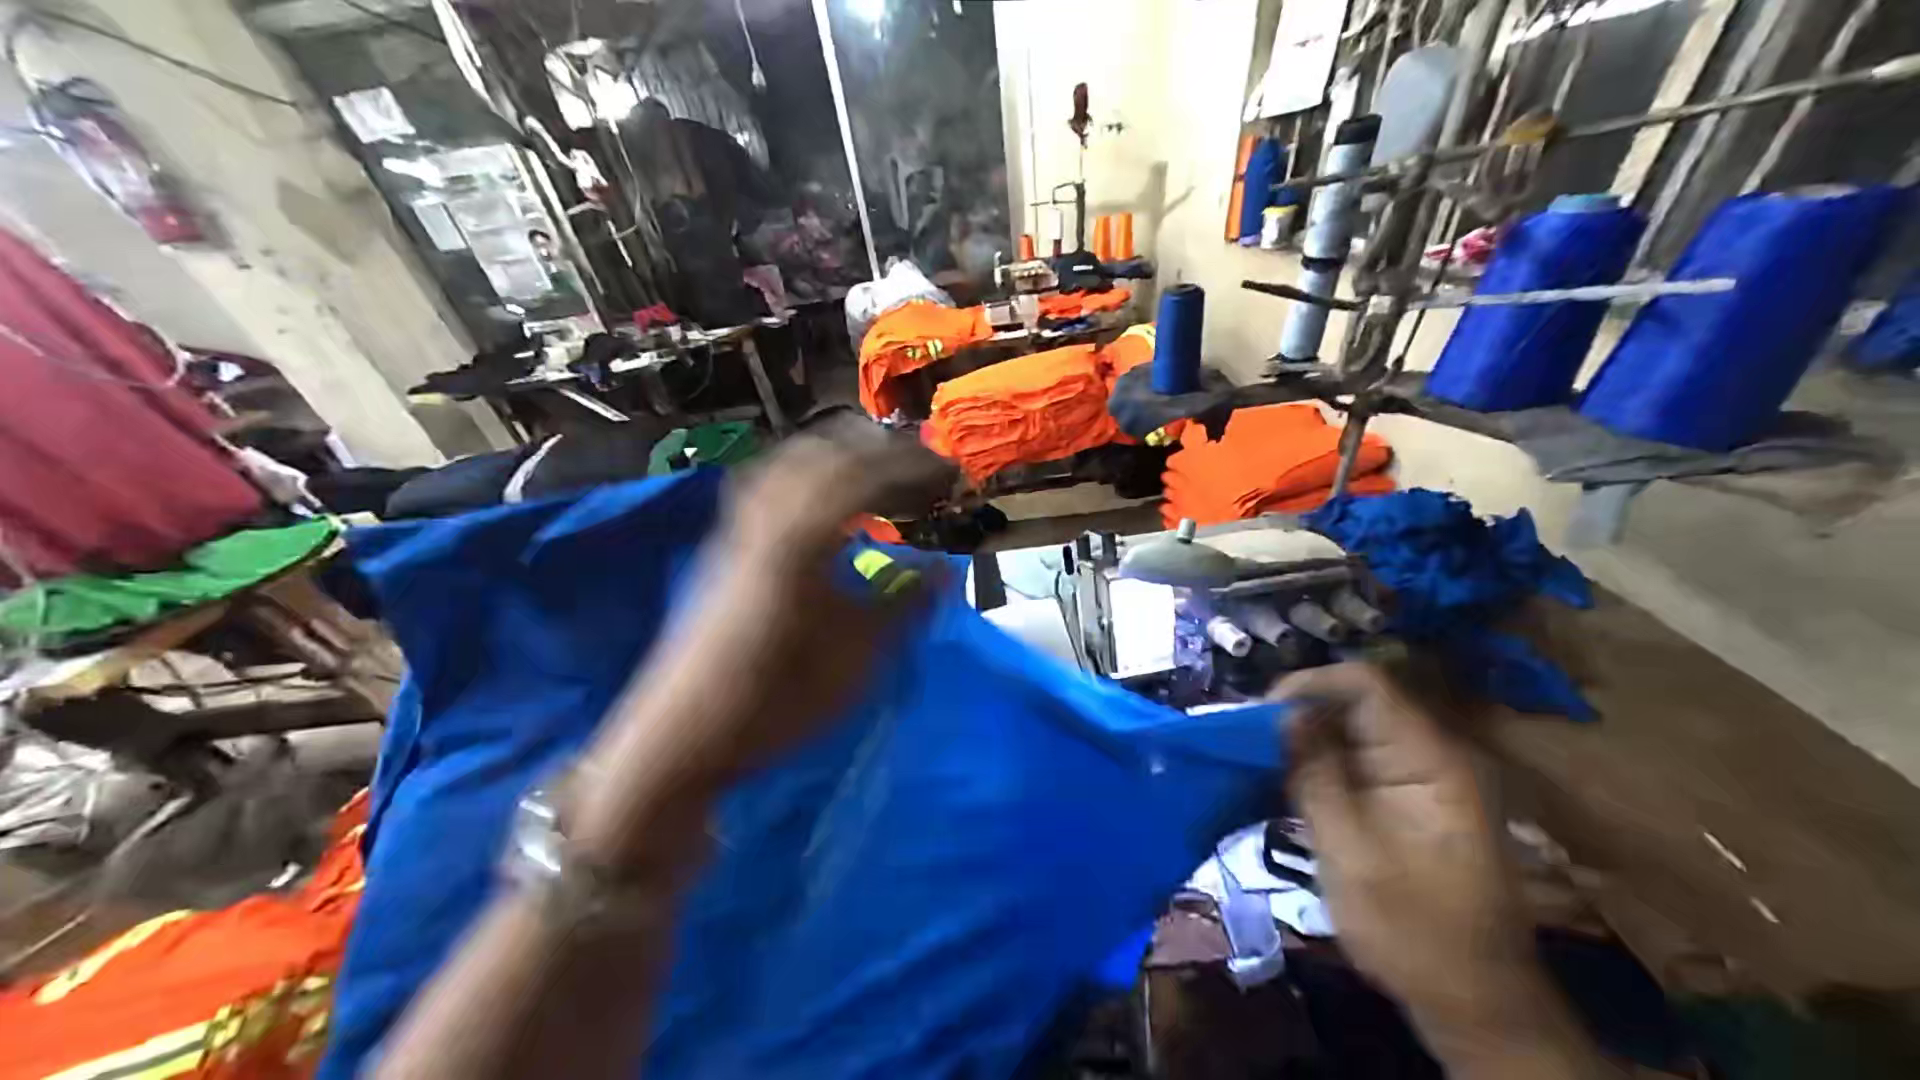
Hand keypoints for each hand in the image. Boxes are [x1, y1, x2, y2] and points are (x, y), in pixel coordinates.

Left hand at [658, 419, 958, 772]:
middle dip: (876, 452)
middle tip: (918, 468)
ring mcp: (736, 532)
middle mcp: (764, 521)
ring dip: (837, 458)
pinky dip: (803, 479)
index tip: (947, 473)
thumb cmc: (777, 701)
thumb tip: (946, 571)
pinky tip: (818, 507)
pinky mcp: (723, 551)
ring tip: (874, 474)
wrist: (682, 737)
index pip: (863, 477)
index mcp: (800, 542)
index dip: (911, 468)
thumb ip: (904, 608)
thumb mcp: (856, 660)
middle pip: (823, 455)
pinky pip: (766, 488)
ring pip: (787, 466)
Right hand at [1272, 664, 1562, 1056]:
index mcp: (1429, 759)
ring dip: (1298, 740)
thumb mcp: (1352, 853)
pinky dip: (1311, 765)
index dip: (1308, 685)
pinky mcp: (1397, 798)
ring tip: (1253, 761)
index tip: (1259, 714)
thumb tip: (1280, 714)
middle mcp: (1424, 755)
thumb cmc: (1415, 931)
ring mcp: (1412, 777)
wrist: (1474, 1003)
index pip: (1365, 685)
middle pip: (1351, 703)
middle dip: (1295, 714)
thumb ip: (1315, 776)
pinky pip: (1348, 761)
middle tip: (1245, 741)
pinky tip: (1278, 782)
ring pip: (1344, 731)